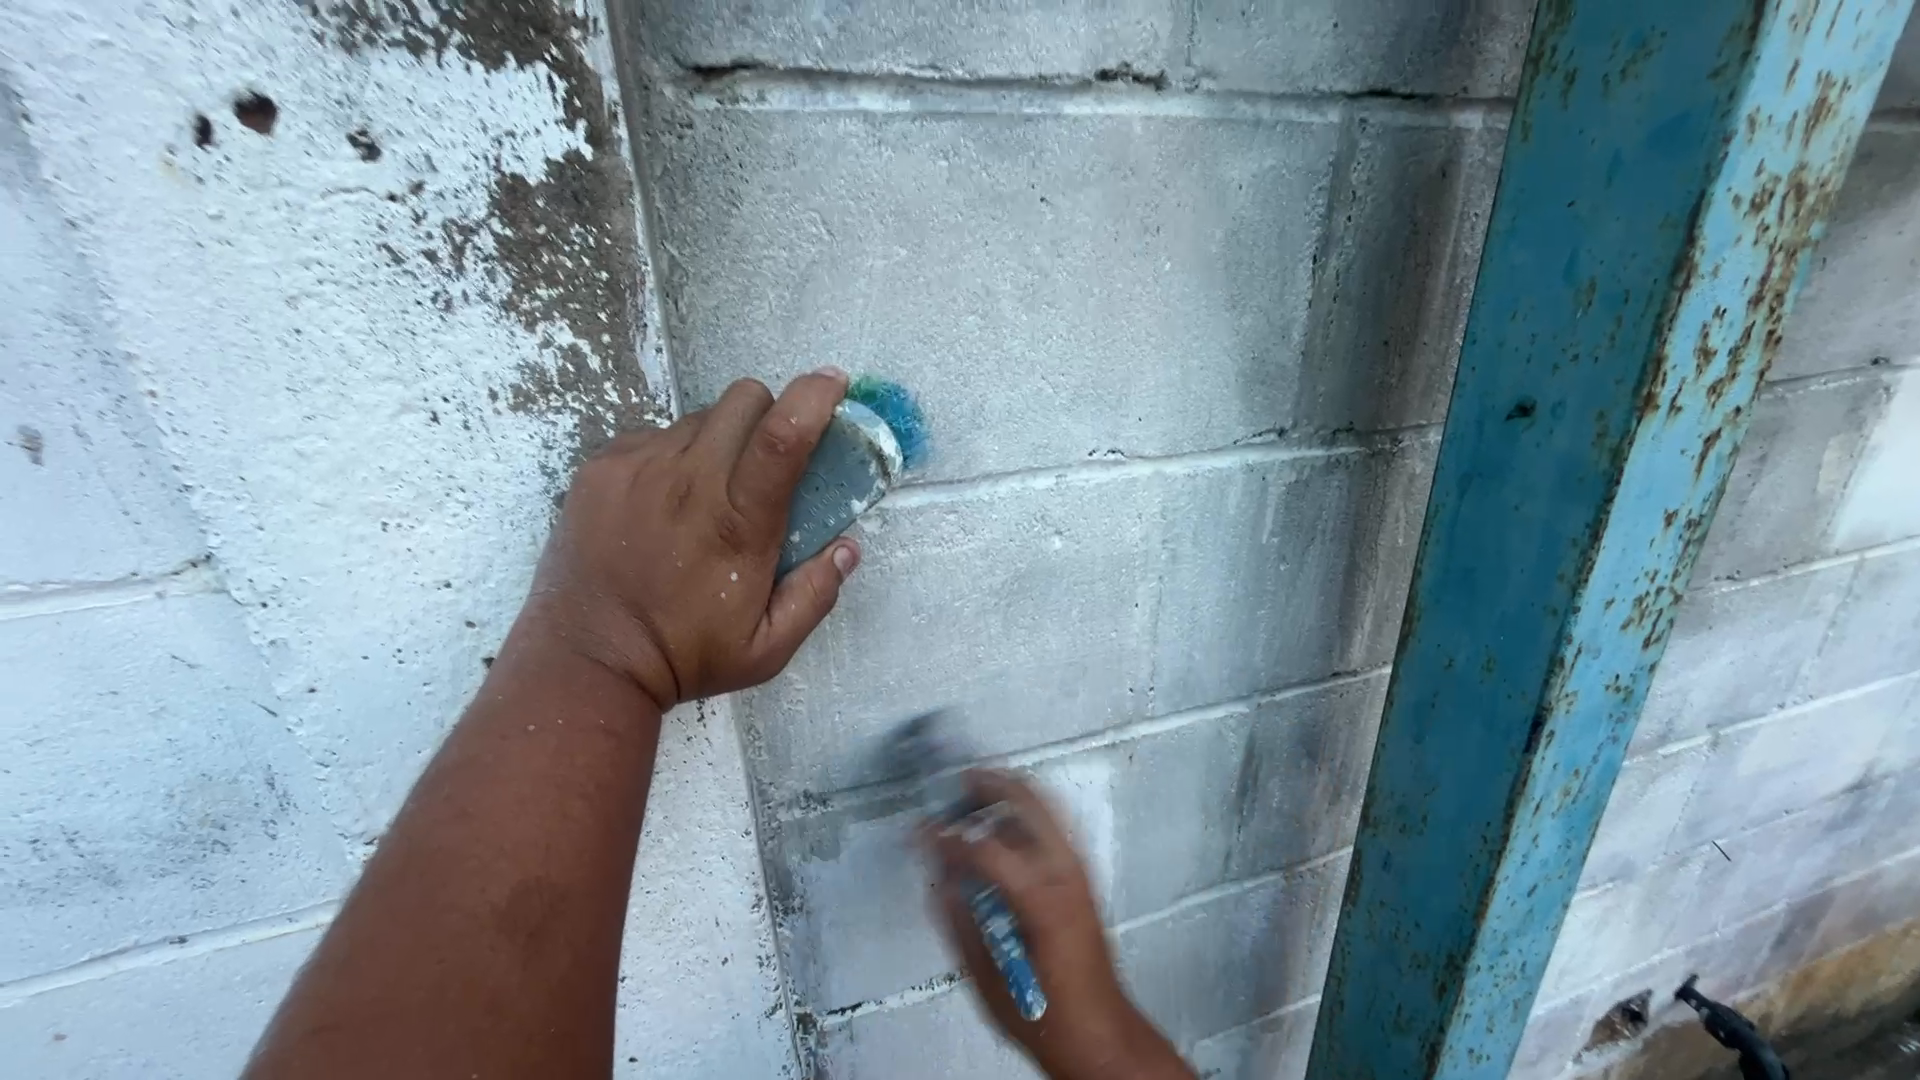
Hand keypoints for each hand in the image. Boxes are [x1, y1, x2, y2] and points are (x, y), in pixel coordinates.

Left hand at [516, 369, 859, 710]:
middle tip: (765, 458)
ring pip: (699, 415)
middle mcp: (687, 482)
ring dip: (721, 437)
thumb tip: (848, 547)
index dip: (814, 397)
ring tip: (709, 488)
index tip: (833, 382)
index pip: (781, 437)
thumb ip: (815, 597)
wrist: (586, 661)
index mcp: (736, 524)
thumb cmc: (685, 656)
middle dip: (769, 412)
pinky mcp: (601, 467)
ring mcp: (637, 467)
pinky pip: (654, 433)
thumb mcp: (768, 649)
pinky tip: (665, 499)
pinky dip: (674, 453)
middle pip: (742, 399)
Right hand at [928, 772, 1195, 1079]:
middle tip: (956, 782)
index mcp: (1040, 900)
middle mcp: (1065, 876)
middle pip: (1026, 801)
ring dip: (1008, 791)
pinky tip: (1004, 819)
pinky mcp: (1083, 875)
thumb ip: (958, 922)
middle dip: (987, 783)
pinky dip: (1026, 809)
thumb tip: (940, 880)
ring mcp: (1079, 871)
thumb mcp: (987, 978)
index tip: (923, 831)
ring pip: (1045, 803)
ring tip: (976, 791)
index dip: (947, 835)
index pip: (984, 847)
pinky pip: (1054, 822)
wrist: (1100, 1031)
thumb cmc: (1050, 1014)